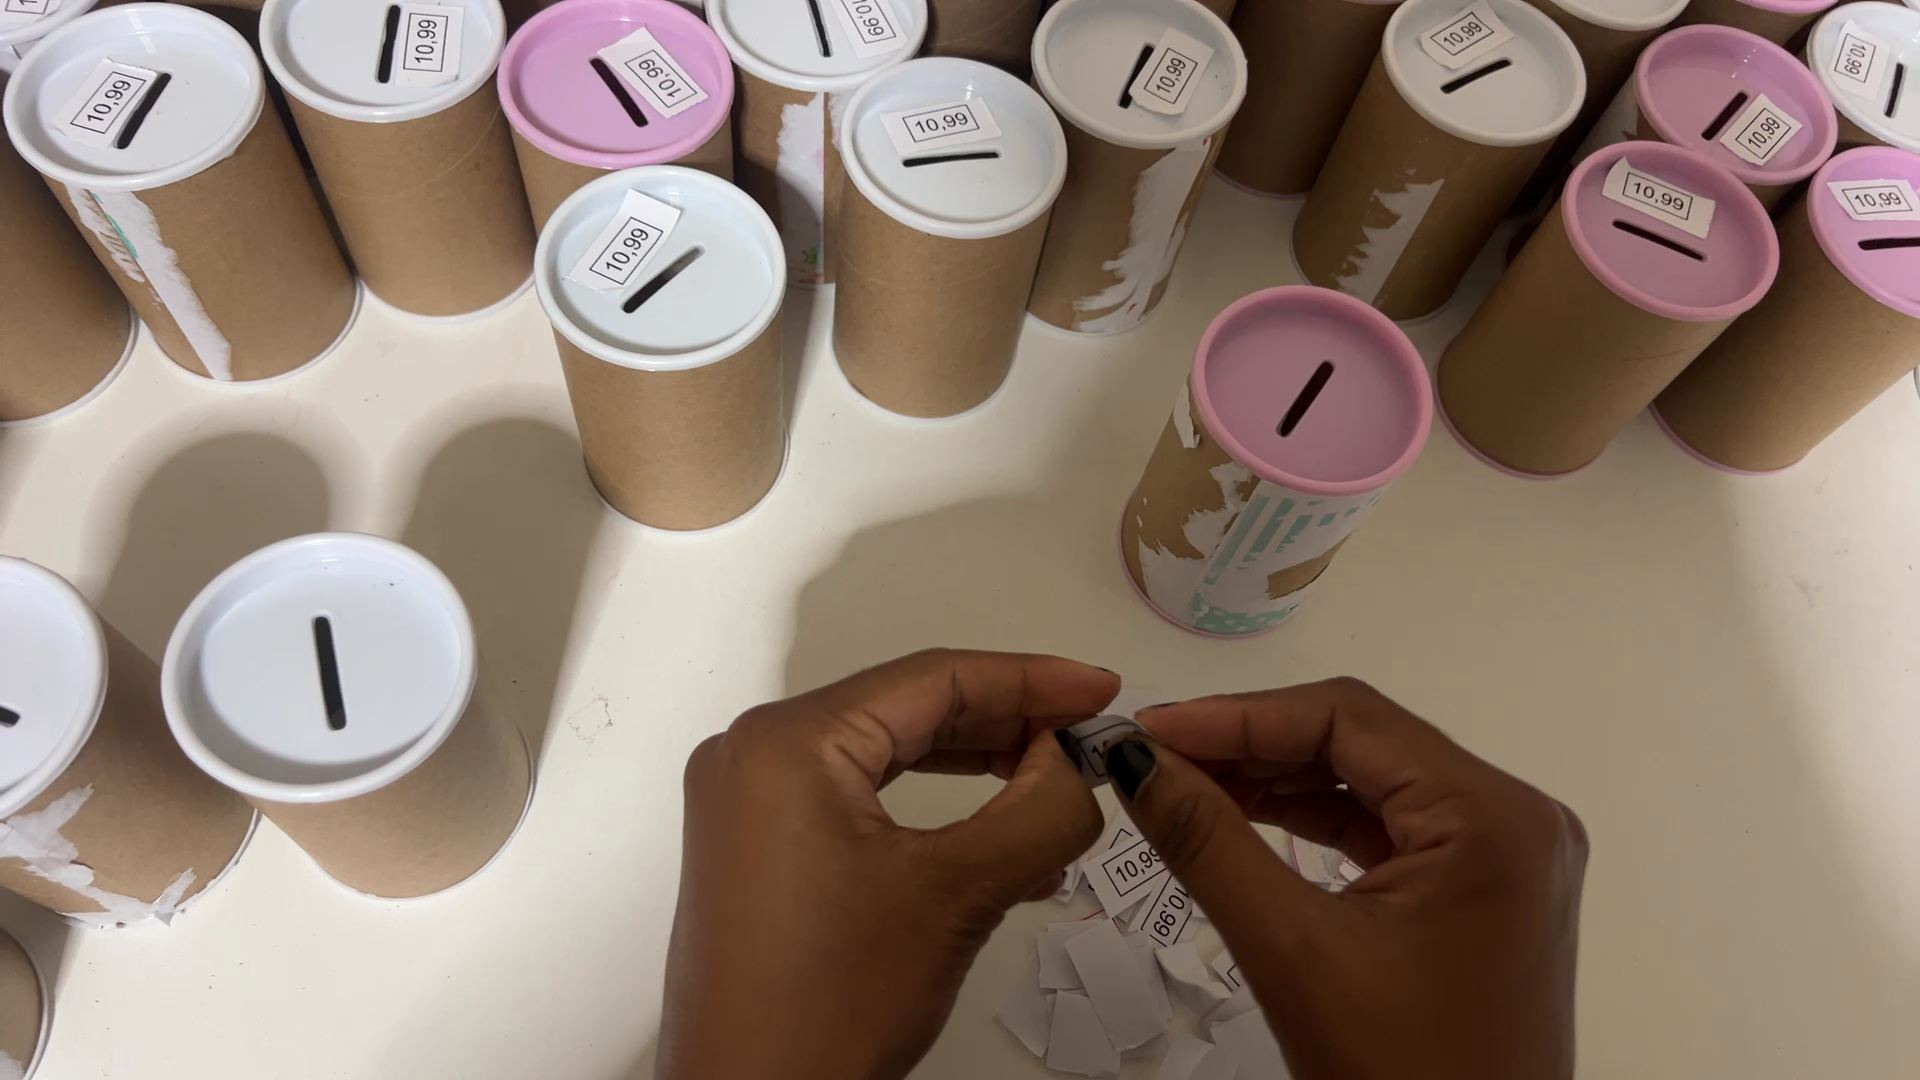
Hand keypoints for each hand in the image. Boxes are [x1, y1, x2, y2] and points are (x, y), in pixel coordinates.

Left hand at [658, 650, 1116, 1079]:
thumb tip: (1079, 761)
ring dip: (976, 759)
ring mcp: (754, 790)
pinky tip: (999, 821)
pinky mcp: (762, 832)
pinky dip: (934, 798)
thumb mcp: (956, 895)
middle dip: (1007, 720)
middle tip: (1084, 734)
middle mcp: (759, 746)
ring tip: (1053, 775)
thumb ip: (1039, 811)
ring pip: (891, 748)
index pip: (932, 678)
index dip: (1029, 678)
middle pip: (910, 708)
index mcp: (790, 738)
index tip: (1100, 688)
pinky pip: (864, 789)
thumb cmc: (836, 1002)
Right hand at [1108, 678, 1586, 1079]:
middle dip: (1244, 741)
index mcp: (1489, 816)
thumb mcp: (1290, 951)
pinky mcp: (1462, 878)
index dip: (1237, 714)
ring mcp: (1489, 847)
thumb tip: (1129, 757)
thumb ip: (1203, 839)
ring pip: (1352, 771)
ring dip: (1262, 772)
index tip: (1151, 728)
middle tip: (1154, 752)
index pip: (1344, 717)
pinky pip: (1365, 815)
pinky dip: (1293, 808)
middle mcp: (1504, 814)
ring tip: (1180, 778)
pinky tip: (1231, 809)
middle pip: (1350, 737)